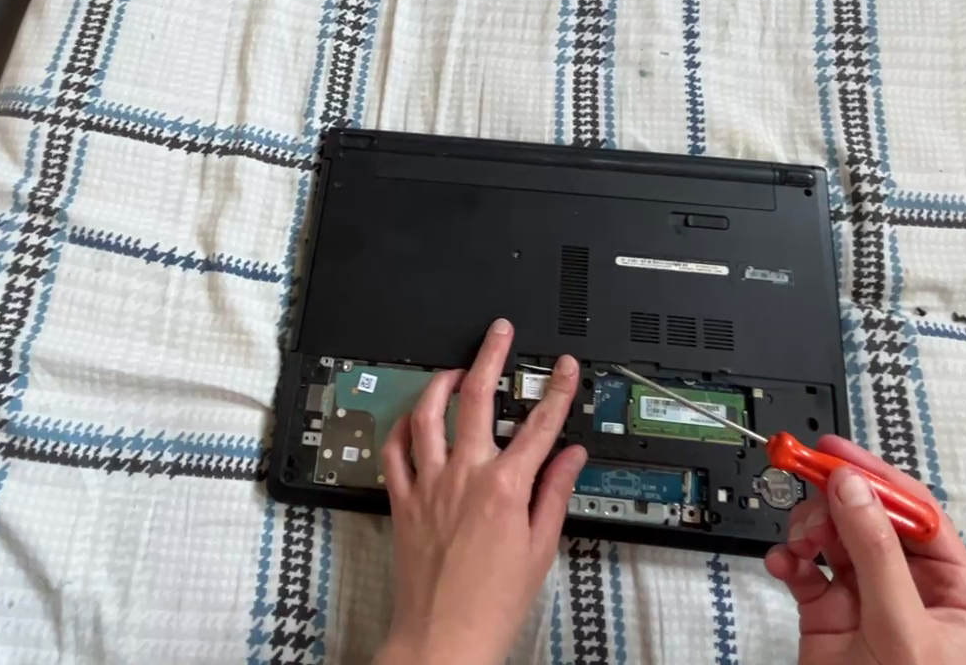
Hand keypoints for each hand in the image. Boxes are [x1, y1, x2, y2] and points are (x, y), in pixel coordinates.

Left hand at [373, 319, 587, 664]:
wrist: (444, 638)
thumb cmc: (493, 602)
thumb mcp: (540, 548)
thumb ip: (555, 493)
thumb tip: (571, 457)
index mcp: (505, 488)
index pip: (539, 425)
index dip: (556, 390)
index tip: (563, 367)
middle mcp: (465, 475)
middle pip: (476, 398)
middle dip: (490, 356)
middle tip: (498, 332)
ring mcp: (430, 483)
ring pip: (428, 415)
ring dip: (440, 383)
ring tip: (453, 368)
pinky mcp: (404, 498)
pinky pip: (394, 450)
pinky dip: (400, 427)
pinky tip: (410, 416)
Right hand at [764, 437, 965, 664]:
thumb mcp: (901, 632)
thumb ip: (877, 553)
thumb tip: (853, 488)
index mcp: (951, 593)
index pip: (917, 514)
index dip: (876, 477)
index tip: (836, 451)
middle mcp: (908, 589)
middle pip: (867, 516)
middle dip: (833, 501)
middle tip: (803, 478)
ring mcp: (864, 598)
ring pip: (831, 532)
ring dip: (807, 527)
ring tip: (798, 541)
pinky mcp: (826, 609)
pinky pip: (803, 564)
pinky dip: (787, 557)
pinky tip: (784, 565)